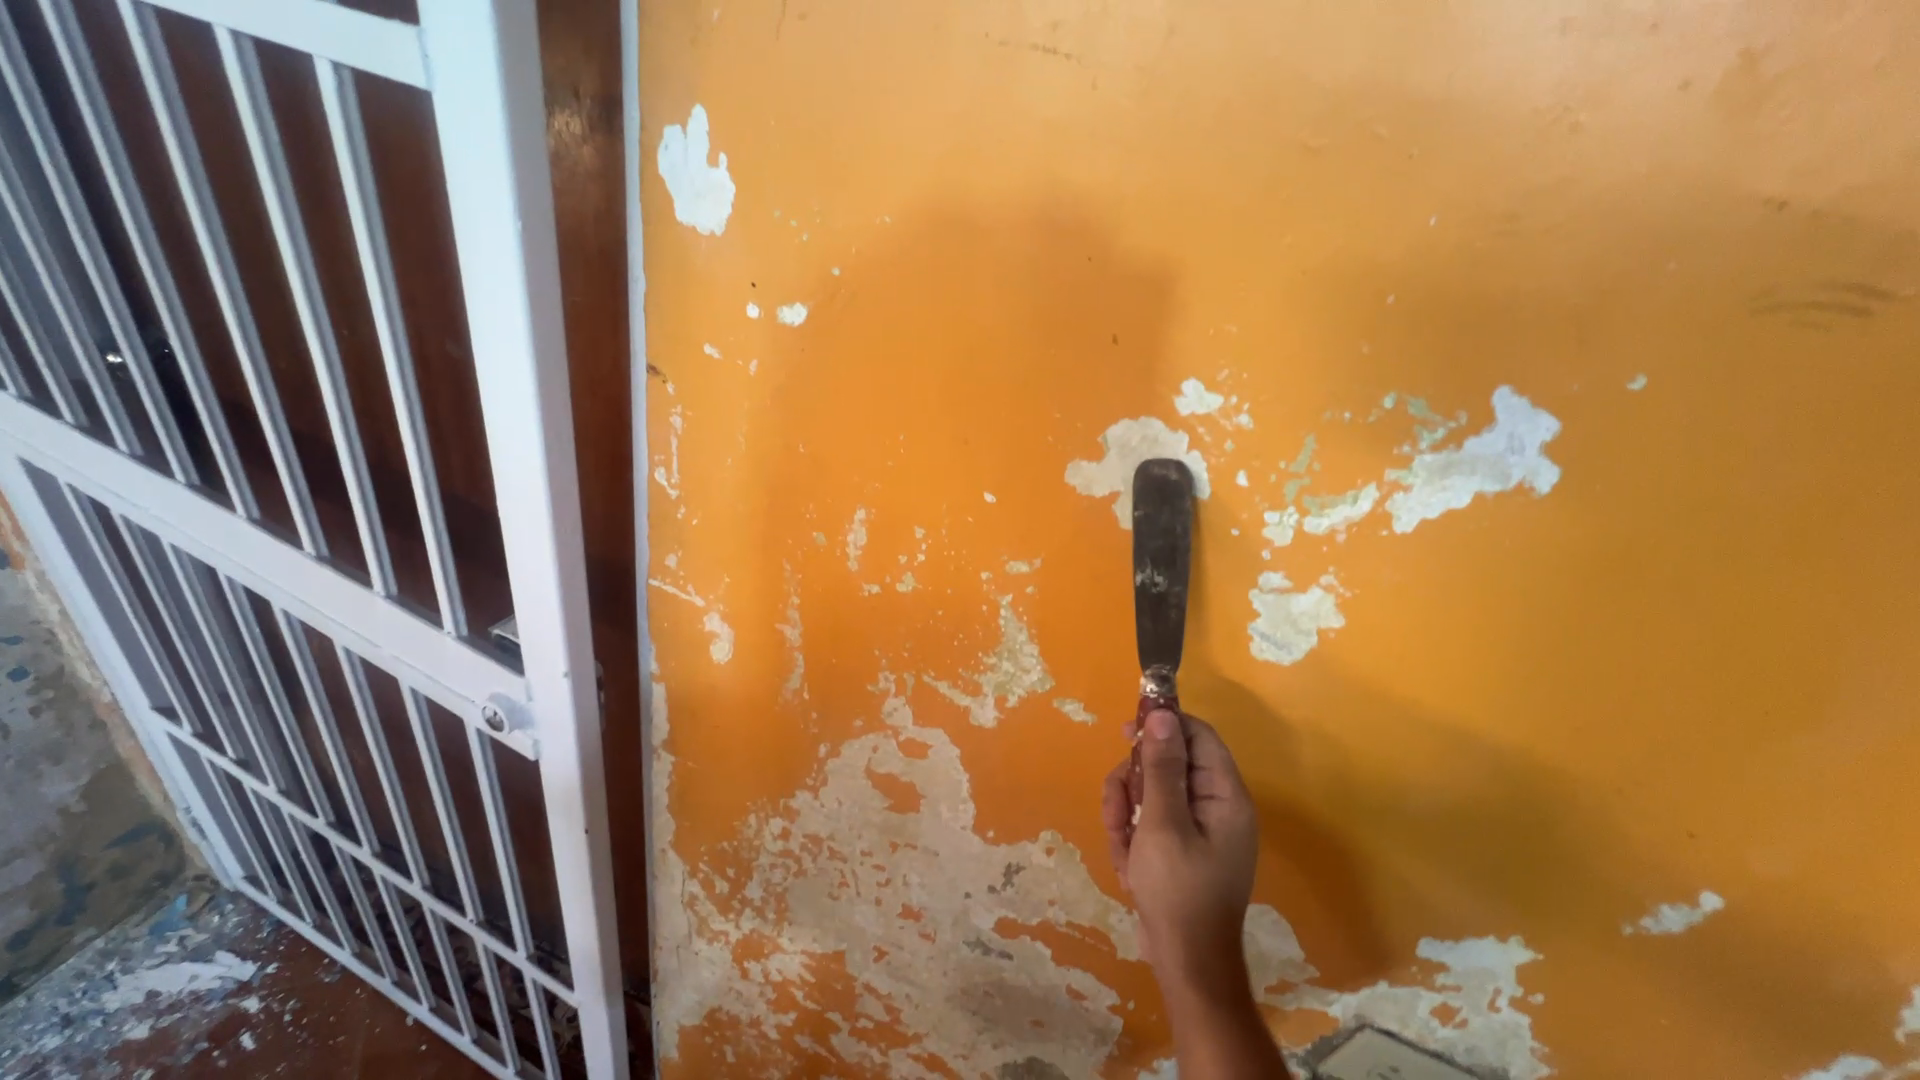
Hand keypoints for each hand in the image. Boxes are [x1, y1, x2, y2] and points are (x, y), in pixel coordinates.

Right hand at [1101, 708, 1258, 994]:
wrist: (1186, 963)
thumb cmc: (1177, 890)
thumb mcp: (1162, 823)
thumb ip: (1161, 767)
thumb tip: (1162, 714)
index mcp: (1225, 795)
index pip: (1198, 736)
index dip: (1163, 725)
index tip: (1125, 730)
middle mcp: (1217, 807)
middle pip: (1168, 764)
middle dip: (1134, 782)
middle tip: (1116, 806)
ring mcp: (1200, 831)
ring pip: (1151, 794)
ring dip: (1126, 813)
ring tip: (1121, 844)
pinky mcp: (1182, 850)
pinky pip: (1150, 824)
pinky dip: (1133, 839)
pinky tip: (1128, 865)